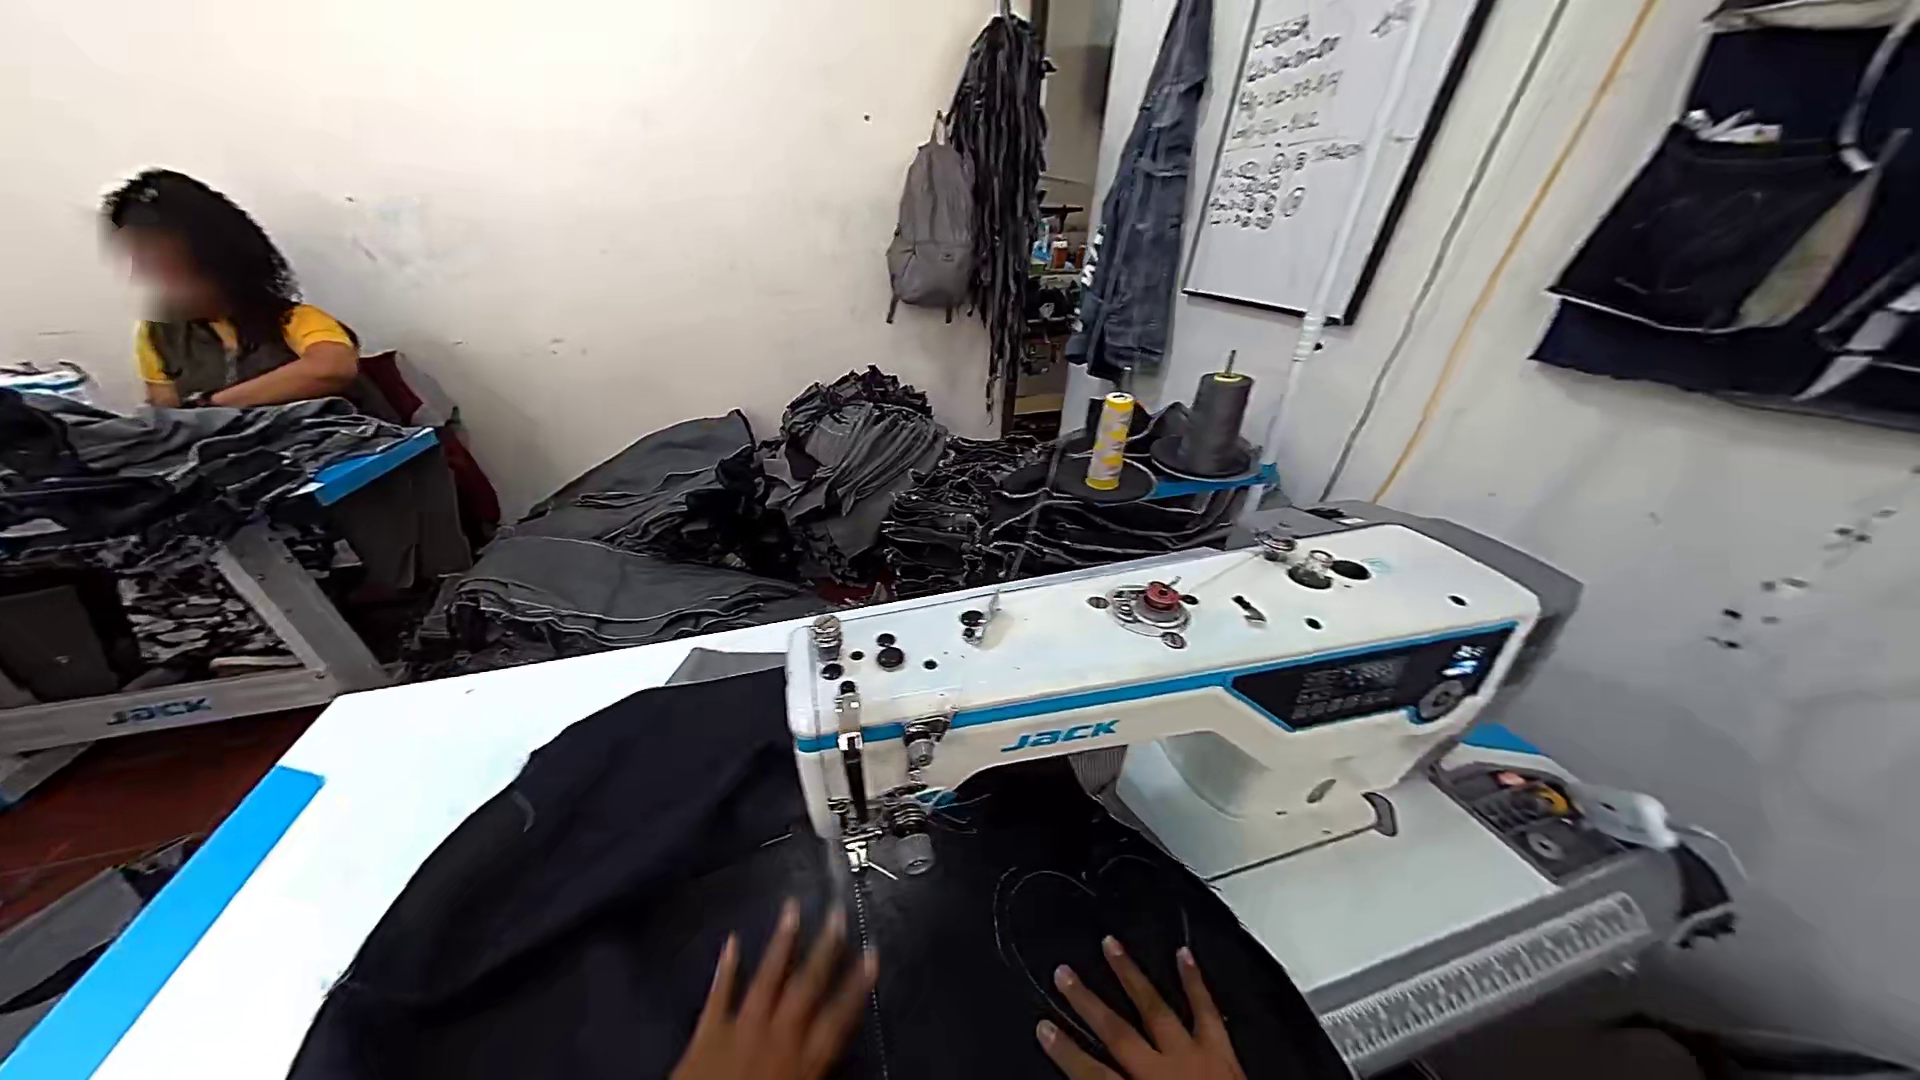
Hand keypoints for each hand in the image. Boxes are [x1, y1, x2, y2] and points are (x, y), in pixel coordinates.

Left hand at [669, 899, 878, 1079]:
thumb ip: (816, 1073)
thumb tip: (836, 1051)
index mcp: (801, 1063)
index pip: (837, 1018)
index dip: (857, 985)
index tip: (871, 952)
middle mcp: (776, 1038)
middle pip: (806, 986)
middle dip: (825, 948)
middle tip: (837, 911)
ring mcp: (740, 1030)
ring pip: (768, 978)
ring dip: (782, 942)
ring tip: (792, 907)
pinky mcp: (708, 1034)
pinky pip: (719, 995)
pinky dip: (726, 967)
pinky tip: (732, 940)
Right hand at [1036, 937, 1246, 1079]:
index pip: (1095, 1078)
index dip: (1067, 1053)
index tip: (1043, 1027)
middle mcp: (1164, 1075)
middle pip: (1118, 1033)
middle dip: (1088, 1002)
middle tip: (1063, 972)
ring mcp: (1195, 1059)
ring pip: (1155, 1009)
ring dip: (1130, 975)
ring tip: (1110, 944)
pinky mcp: (1223, 1054)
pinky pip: (1207, 1012)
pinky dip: (1195, 982)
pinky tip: (1183, 953)